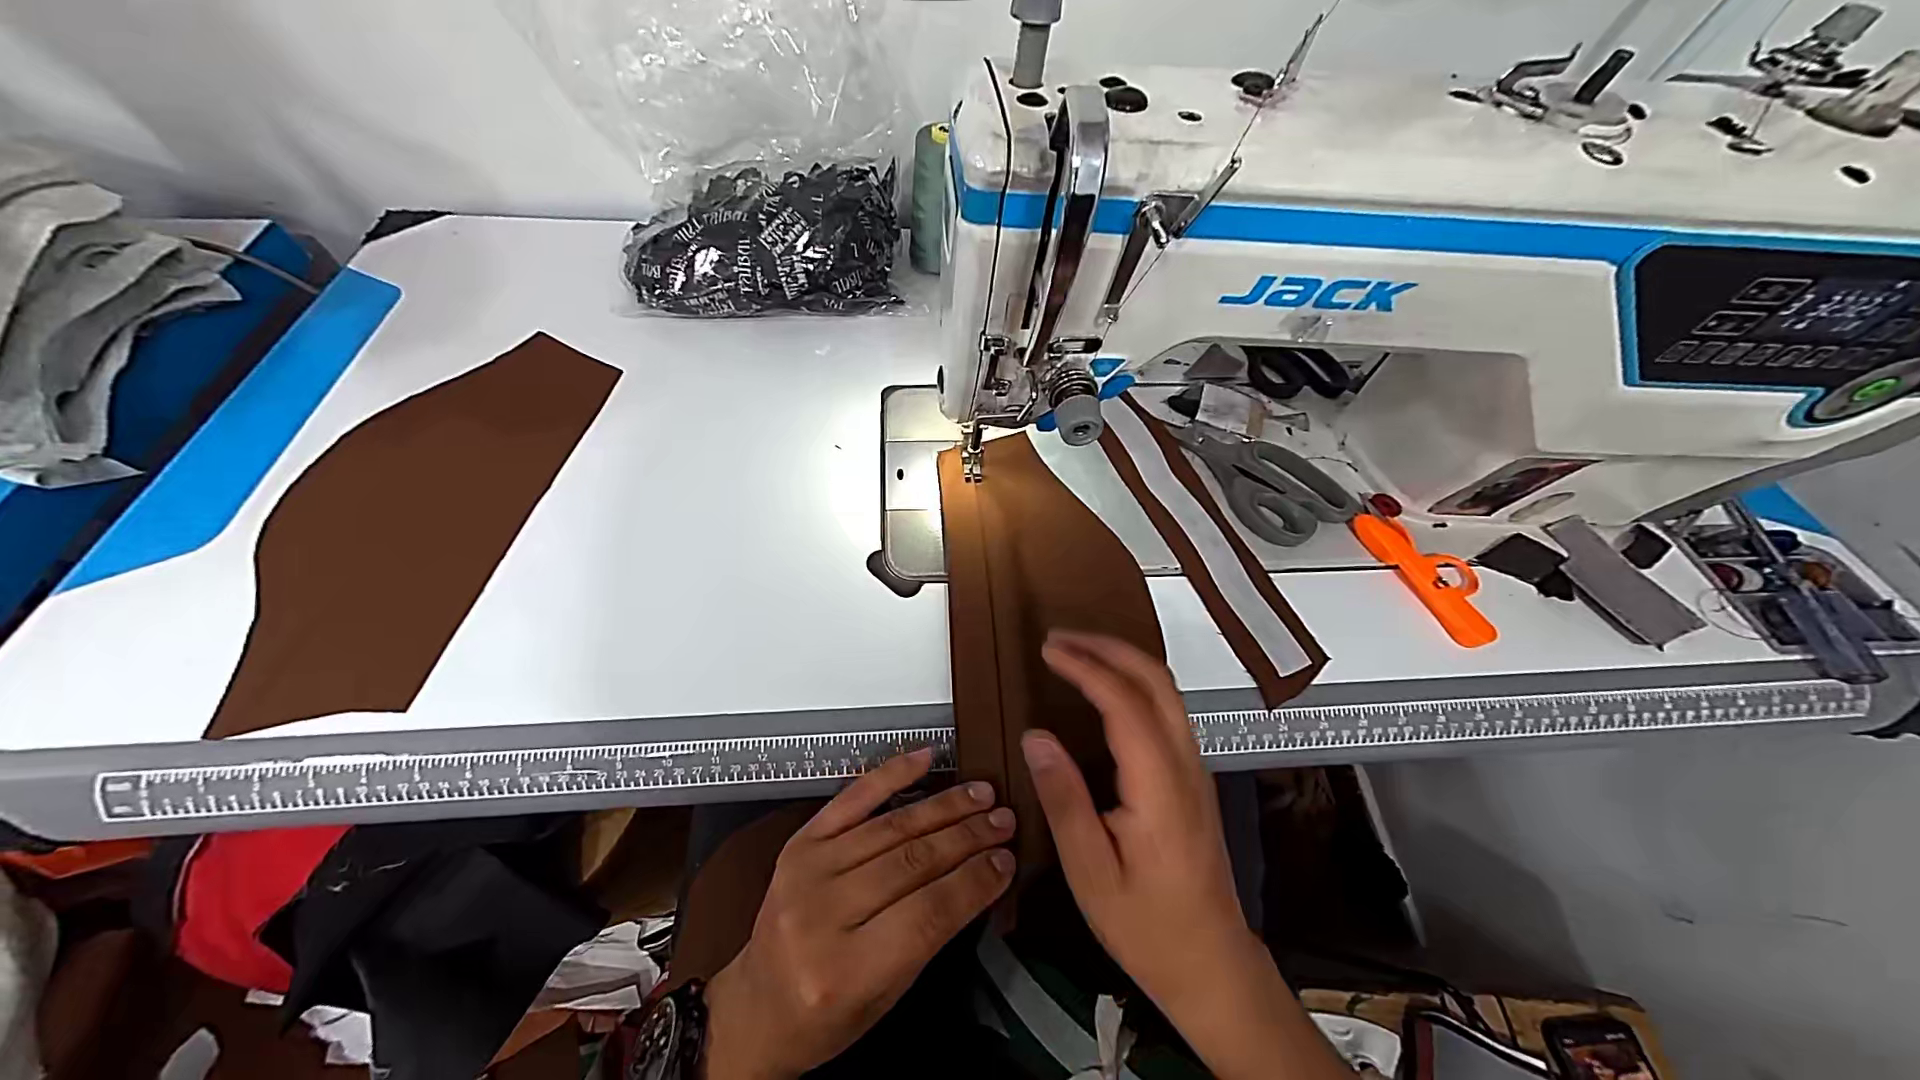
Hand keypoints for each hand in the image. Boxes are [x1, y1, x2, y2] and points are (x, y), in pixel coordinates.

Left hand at [700, 750, 1014, 1079]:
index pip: (928, 913)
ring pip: (891, 827)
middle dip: (967, 837)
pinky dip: (891, 774)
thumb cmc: (824, 1013)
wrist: (756, 1007)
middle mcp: (821, 914)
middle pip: (912, 862)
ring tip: (981, 795)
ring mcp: (806, 871)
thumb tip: (981, 872)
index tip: (1007, 860)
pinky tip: (923, 759)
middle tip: (1003, 820)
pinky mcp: (799, 843)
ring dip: (944, 806)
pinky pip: (851, 798)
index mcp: (844, 970)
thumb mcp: (886, 994)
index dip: (975, 881)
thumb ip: (931, 933)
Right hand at [1026, 631, 1347, 1079]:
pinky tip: (1106, 690)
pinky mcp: (1192, 778)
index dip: (1086, 666)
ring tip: (1076, 653)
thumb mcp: (1090, 871)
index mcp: (1159, 785)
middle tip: (1059, 639)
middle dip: (1108, 647)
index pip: (1125, 702)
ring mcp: (1194, 769)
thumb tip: (1036, 737)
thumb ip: (1063, 798)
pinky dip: (1134, 683)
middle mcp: (1184, 765)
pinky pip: (1166, 710)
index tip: (1048, 650)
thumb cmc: (1148, 926)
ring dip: (1122, 660)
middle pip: (1156, 680)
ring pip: (1166, 691)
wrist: (1213, 963)